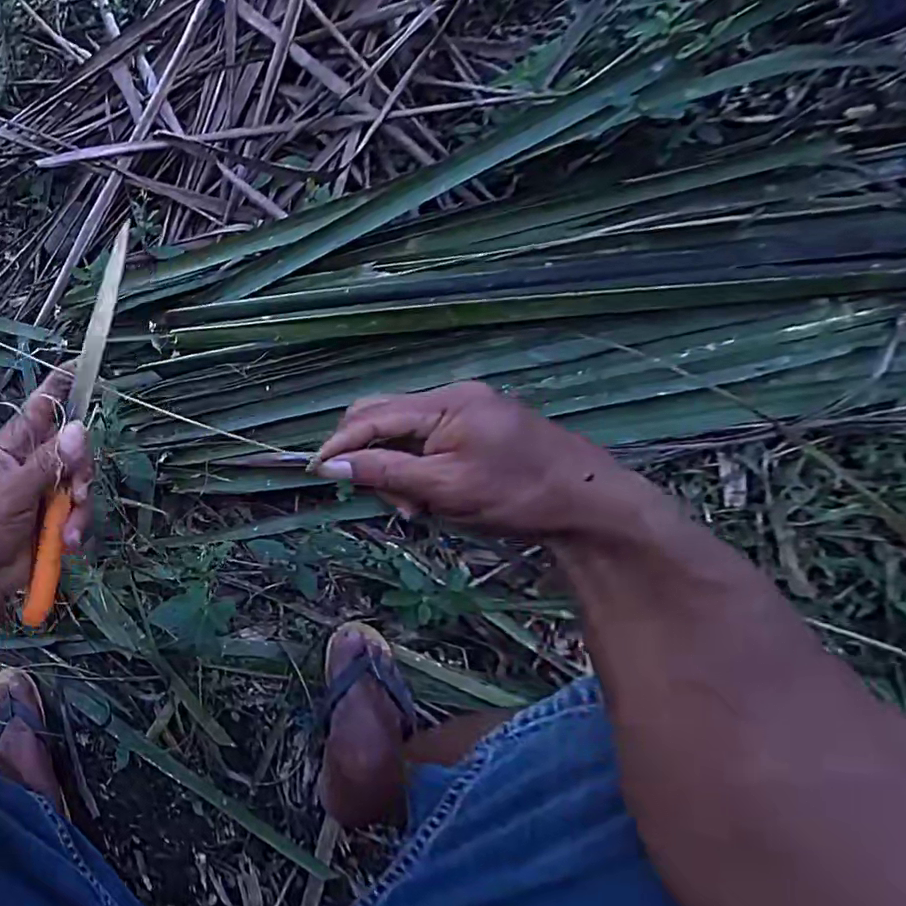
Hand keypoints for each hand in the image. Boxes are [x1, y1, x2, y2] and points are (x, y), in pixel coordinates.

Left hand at [0, 368, 92, 603]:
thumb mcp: (12, 491)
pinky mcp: (56, 519)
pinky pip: (79, 512)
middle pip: (74, 448)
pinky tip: (66, 544)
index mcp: (12, 448)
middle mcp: (32, 464)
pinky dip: (76, 528)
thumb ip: (48, 462)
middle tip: (76, 491)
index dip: (61, 389)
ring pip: (81, 483)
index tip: (84, 367)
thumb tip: (79, 428)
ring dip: (78, 509)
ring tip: (65, 533)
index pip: (41, 408)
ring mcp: (45, 492)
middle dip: (80, 472)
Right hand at [312, 381, 649, 538]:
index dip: (339, 444)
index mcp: (446, 404)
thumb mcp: (441, 488)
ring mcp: (465, 411)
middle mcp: (452, 398)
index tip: (315, 470)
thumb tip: (328, 464)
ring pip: (400, 435)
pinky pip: (423, 443)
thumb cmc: (516, 495)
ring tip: (417, 507)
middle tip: (389, 499)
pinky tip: (430, 496)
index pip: (372, 417)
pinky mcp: (474, 428)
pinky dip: (415, 470)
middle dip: (370, 459)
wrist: (591, 505)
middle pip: (381, 418)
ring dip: (395, 471)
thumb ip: (382, 472)